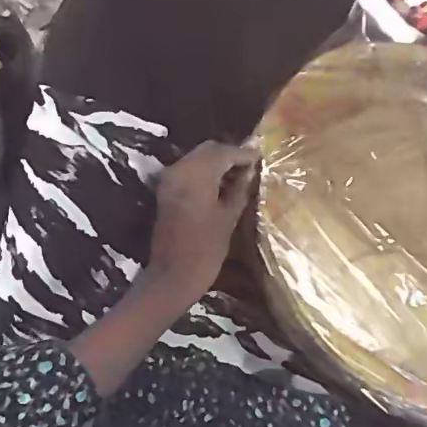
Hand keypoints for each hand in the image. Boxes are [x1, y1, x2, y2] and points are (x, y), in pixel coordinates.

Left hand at [141, 141, 259, 306]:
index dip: (243, 153)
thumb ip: (240, 189)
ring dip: (217, 163)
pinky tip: (223, 185)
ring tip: (241, 176)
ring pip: (197, 159)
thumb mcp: (228, 218)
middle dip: (230, 155)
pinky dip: (205, 173)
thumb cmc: (205, 250)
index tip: (261, 156)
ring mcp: (169, 180)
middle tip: (251, 166)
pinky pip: (188, 172)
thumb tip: (251, 171)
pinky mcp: (166, 192)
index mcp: (195, 174)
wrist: (173, 276)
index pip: (223, 152)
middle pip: (208, 150)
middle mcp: (178, 170)